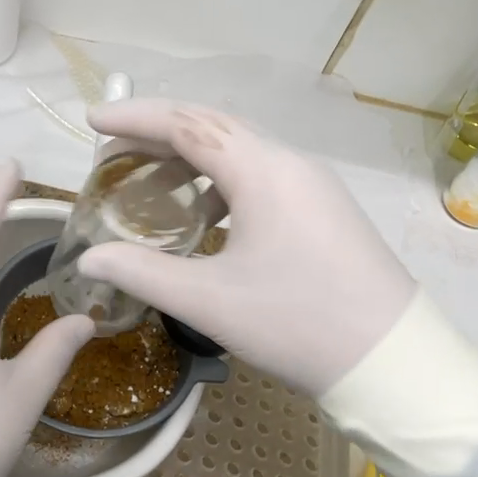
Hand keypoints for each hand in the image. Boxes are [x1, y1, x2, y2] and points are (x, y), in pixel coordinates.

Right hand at [78, 99, 477, 476]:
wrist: (389, 358)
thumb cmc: (295, 323)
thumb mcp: (207, 301)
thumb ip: (141, 273)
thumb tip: (88, 260)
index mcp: (263, 172)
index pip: (187, 124)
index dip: (135, 118)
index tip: (92, 120)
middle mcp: (290, 163)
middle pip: (214, 127)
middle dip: (158, 132)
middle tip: (113, 150)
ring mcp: (312, 184)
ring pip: (240, 151)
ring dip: (190, 158)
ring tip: (149, 182)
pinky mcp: (322, 208)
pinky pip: (261, 175)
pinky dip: (219, 181)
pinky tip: (201, 215)